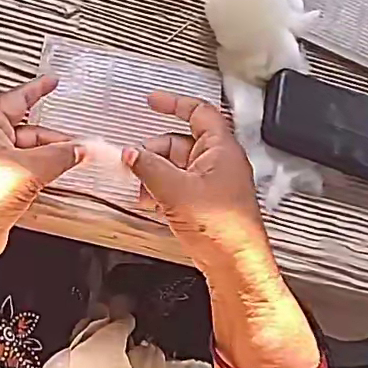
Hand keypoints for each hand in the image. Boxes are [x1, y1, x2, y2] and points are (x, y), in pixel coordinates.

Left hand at [0, 77, 81, 271]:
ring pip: (27, 153)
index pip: (16, 98)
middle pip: (27, 130)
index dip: (37, 89)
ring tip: (72, 159)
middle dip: (53, 137)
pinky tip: (55, 176)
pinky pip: (25, 172)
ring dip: (49, 156)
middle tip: (77, 141)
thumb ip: (59, 155)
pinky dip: (42, 172)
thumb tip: (78, 149)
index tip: (51, 82)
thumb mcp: (29, 167)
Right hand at [122, 91, 275, 278]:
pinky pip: (179, 185)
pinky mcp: (207, 202)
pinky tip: (152, 203)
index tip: (153, 100)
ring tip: (144, 189)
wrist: (235, 266)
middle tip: (136, 161)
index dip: (174, 103)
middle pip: (180, 142)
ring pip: (177, 166)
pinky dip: (162, 190)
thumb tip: (132, 153)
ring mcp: (214, 182)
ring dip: (155, 174)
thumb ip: (149, 167)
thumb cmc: (224, 230)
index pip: (198, 112)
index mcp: (221, 149)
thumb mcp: (176, 191)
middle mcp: (220, 162)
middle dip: (155, 152)